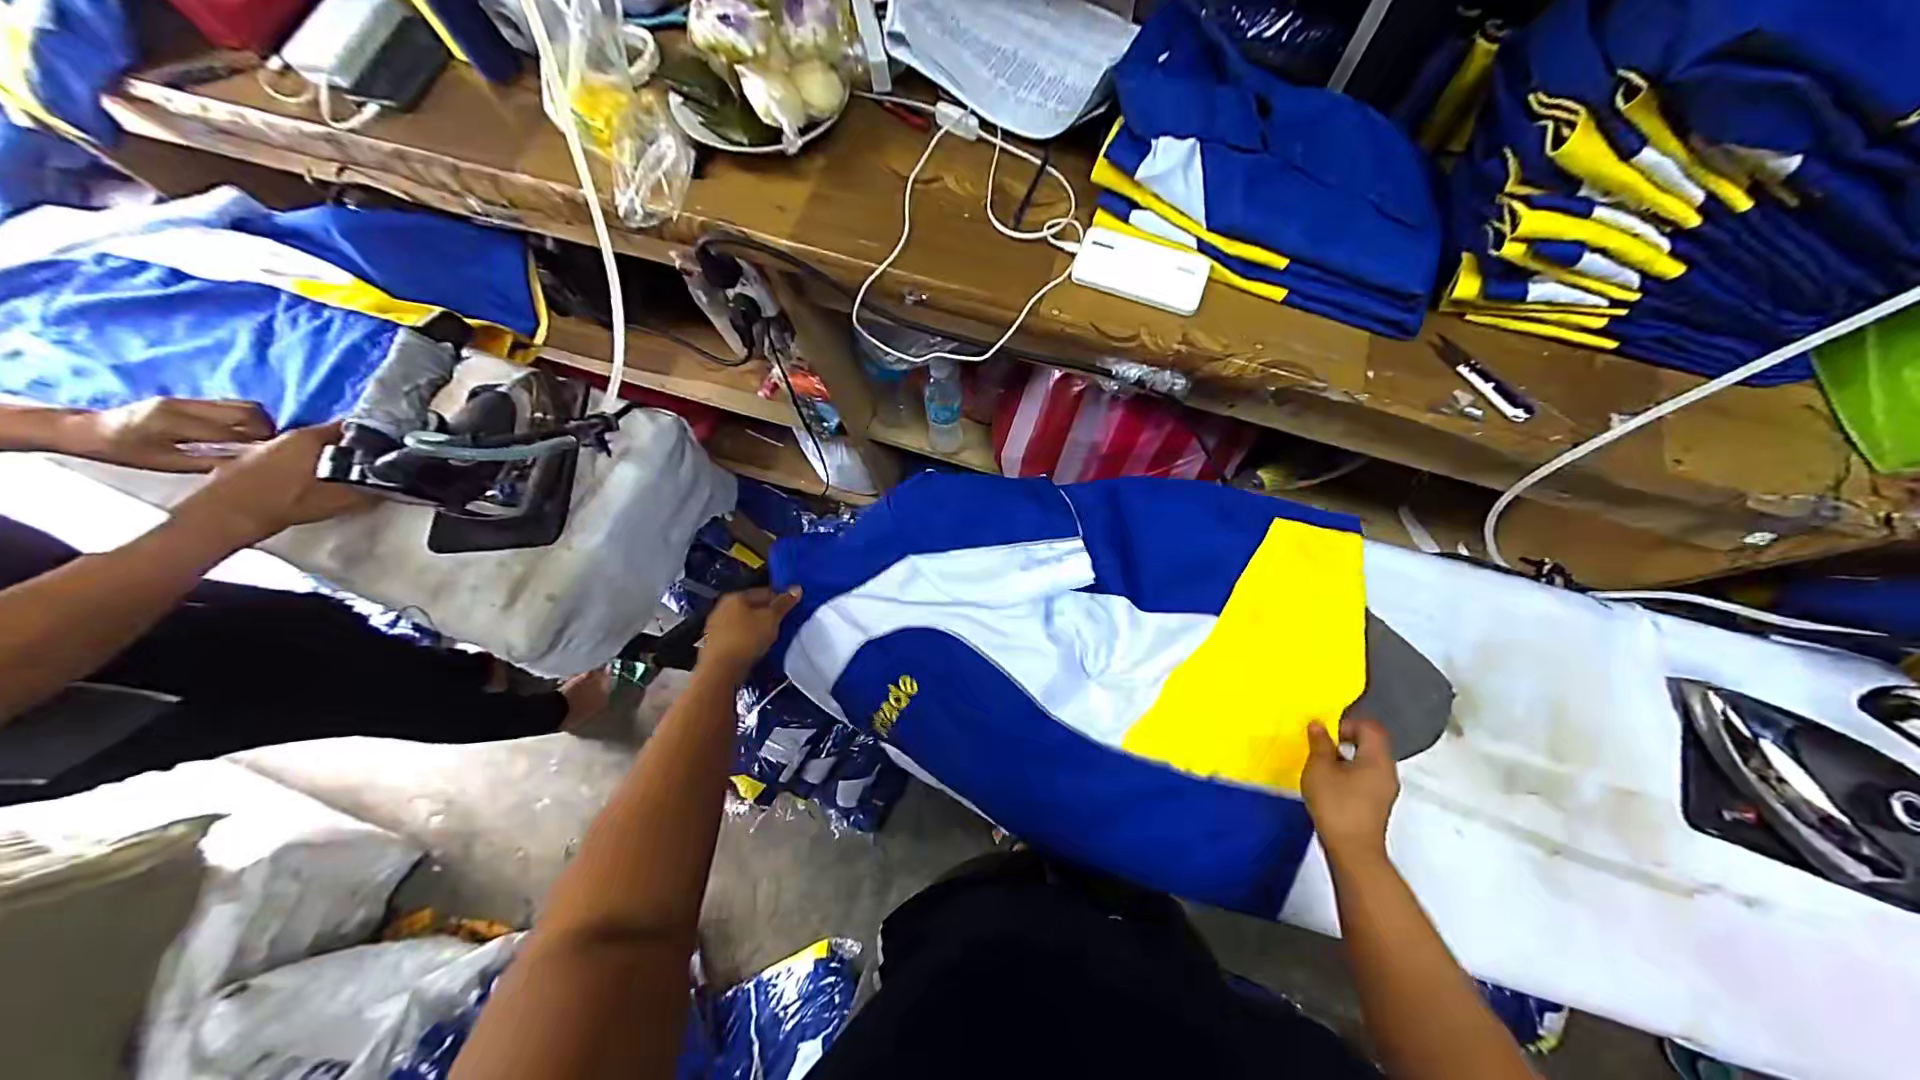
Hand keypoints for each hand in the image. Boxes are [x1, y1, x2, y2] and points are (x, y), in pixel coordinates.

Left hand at [65, 398, 274, 472]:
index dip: (262, 443)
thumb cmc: (123, 453)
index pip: (236, 430)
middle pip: (248, 411)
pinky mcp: (187, 399)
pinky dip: (245, 418)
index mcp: (176, 422)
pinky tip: (242, 433)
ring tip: (260, 441)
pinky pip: (229, 406)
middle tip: (273, 448)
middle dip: (267, 430)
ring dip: (259, 422)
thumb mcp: (165, 464)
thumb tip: (250, 463)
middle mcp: (185, 405)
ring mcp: (186, 399)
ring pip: (243, 405)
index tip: (279, 456)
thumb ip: (209, 462)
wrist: (85, 430)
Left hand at [170, 422, 374, 547]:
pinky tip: (318, 482)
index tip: (390, 448)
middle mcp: (288, 436)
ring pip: (312, 448)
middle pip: (331, 438)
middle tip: (375, 466)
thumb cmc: (278, 503)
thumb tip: (391, 488)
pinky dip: (310, 465)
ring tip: (350, 475)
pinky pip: (294, 457)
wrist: (219, 518)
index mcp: (309, 438)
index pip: (350, 427)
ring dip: (330, 458)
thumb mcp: (332, 502)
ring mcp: (269, 447)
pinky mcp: (256, 461)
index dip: (373, 435)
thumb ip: (365, 493)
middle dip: (353, 449)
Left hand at [699, 586, 802, 679]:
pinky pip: (736, 635)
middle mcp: (722, 607)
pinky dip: (746, 639)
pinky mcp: (713, 643)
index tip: (791, 610)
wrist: (720, 670)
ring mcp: (715, 626)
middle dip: (767, 614)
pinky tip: (754, 648)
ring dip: (756, 627)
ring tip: (770, 638)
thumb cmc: (747, 639)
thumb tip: (797, 589)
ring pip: (743, 622)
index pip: (765, 592)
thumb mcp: (771, 619)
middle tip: (782, 625)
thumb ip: (784, 604)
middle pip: (752, 607)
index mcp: (735, 596)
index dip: (781, 600)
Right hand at [1301, 711, 1400, 863]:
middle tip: (1321, 747)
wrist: (1352, 850)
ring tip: (1322, 766)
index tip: (1326, 734)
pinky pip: (1366, 777)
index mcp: (1377, 759)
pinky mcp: (1377, 804)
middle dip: (1345, 740)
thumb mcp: (1319, 769)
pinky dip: (1349, 774)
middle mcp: (1387, 772)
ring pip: (1368, 761)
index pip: (1370, 728)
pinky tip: (1330, 785)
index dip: (1347, 724)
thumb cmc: (1336, 805)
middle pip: (1372, 744)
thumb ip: (1320, 744)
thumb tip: (1319, 726)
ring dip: (1346, 757)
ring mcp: (1385, 790)